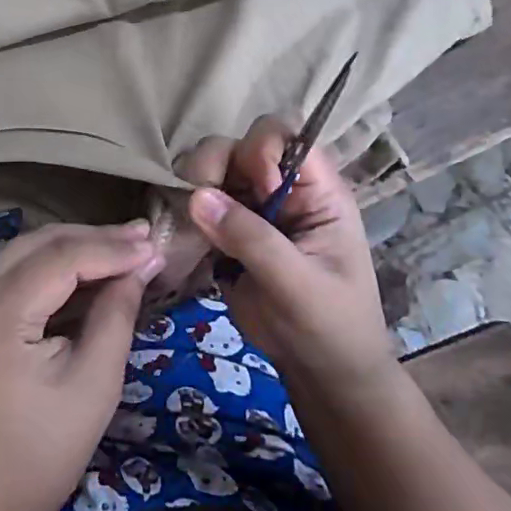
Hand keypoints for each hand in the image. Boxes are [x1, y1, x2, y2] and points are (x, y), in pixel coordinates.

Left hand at [0, 221, 163, 510]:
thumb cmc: (46, 447)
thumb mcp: (95, 381)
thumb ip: (117, 312)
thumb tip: (144, 263)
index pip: (62, 258)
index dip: (112, 248)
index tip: (155, 244)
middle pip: (42, 243)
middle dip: (96, 238)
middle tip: (145, 237)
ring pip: (30, 249)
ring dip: (78, 245)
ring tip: (128, 244)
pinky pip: (19, 267)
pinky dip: (58, 262)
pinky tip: (92, 263)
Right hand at [178, 117, 398, 398]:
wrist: (321, 373)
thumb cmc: (330, 327)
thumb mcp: (299, 286)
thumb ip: (252, 240)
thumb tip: (197, 195)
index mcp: (317, 191)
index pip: (286, 137)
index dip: (262, 151)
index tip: (253, 189)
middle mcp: (281, 189)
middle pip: (238, 146)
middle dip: (214, 165)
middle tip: (199, 203)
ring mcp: (252, 208)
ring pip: (212, 170)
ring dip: (193, 186)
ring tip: (189, 222)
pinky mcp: (226, 230)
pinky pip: (198, 202)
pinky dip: (183, 211)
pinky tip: (180, 234)